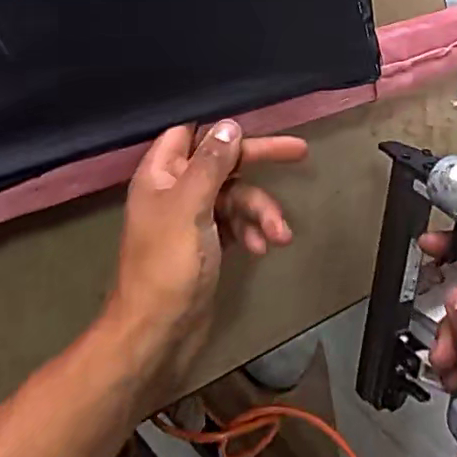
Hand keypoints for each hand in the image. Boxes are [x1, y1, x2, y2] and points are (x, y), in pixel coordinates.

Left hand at [101, 121, 307, 391]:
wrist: (158, 333)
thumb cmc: (168, 264)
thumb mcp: (191, 206)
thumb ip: (211, 163)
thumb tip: (229, 124)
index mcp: (161, 173)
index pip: (190, 132)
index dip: (220, 128)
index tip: (254, 123)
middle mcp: (175, 189)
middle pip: (221, 162)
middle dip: (258, 160)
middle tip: (299, 151)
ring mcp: (192, 217)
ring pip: (235, 196)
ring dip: (259, 210)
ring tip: (279, 233)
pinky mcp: (207, 243)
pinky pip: (236, 223)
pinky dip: (251, 231)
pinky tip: (262, 248)